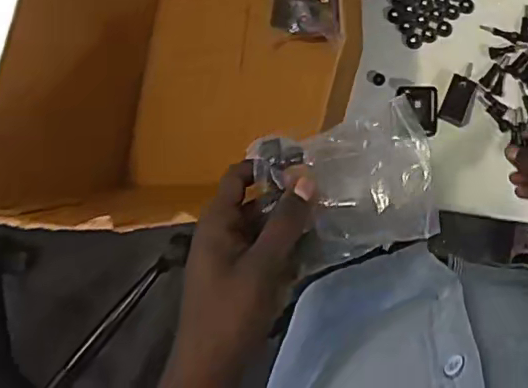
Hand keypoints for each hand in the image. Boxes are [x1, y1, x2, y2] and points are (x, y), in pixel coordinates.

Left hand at [160, 161, 315, 387]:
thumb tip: (307, 178)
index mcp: (216, 222)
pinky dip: (281, 248)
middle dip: (285, 197)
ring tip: (321, 220)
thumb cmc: (229, 313)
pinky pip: (261, 252)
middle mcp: (219, 234)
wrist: (205, 376)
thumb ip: (285, 221)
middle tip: (320, 194)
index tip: (299, 162)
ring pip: (261, 228)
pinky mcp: (236, 281)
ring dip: (287, 224)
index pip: (238, 175)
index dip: (266, 164)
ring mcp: (227, 259)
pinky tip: (307, 253)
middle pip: (254, 201)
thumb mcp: (262, 265)